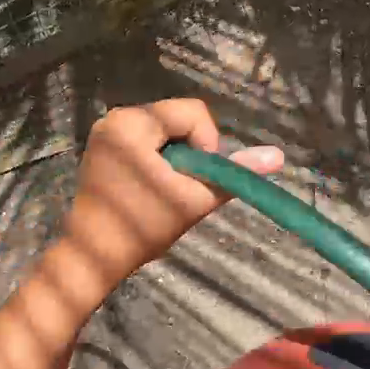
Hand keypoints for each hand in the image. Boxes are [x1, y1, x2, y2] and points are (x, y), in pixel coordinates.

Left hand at [59, 99, 283, 290]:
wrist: (92, 256)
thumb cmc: (142, 226)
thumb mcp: (195, 198)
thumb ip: (234, 173)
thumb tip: (277, 155)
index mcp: (134, 122)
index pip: (193, 112)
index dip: (207, 144)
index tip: (196, 178)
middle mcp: (116, 116)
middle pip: (176, 119)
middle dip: (189, 151)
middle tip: (180, 187)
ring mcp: (105, 130)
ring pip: (162, 130)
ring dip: (173, 156)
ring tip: (164, 189)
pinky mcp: (101, 145)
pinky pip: (143, 139)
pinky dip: (155, 158)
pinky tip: (148, 187)